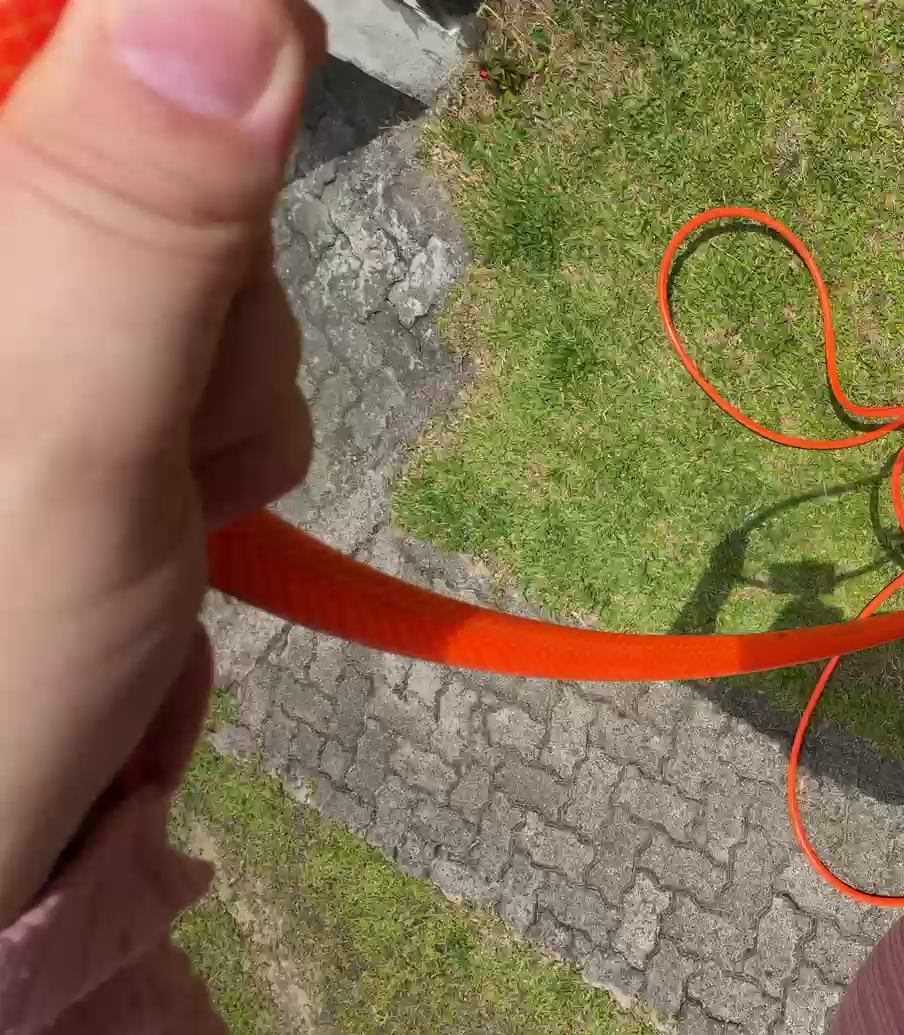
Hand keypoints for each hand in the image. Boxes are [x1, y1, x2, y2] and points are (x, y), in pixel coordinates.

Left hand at [0, 0, 319, 920]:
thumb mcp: (59, 426)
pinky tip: (182, 481)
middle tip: (161, 413)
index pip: (42, 43)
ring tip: (167, 480)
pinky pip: (206, 328)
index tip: (202, 188)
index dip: (140, 76)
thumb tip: (243, 4)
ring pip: (188, 252)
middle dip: (200, 284)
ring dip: (225, 366)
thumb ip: (132, 213)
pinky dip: (227, 407)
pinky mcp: (60, 349)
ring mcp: (8, 292)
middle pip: (127, 148)